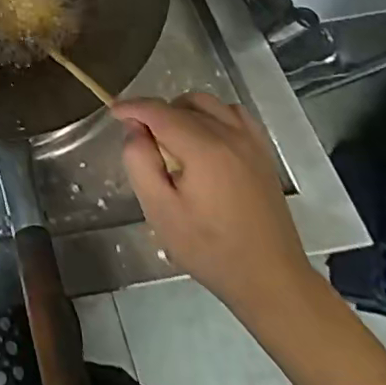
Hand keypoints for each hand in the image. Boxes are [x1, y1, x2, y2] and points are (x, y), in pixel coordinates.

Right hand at [114, 93, 311, 311]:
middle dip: (155, 115)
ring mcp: (251, 143)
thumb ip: (139, 161)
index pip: (158, 111)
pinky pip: (233, 114)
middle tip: (143, 142)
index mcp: (203, 149)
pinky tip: (205, 138)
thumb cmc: (210, 249)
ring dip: (182, 111)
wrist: (271, 280)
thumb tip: (134, 128)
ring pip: (206, 104)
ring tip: (171, 139)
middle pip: (181, 105)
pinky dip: (212, 115)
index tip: (113, 113)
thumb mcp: (160, 210)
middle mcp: (230, 136)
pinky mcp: (263, 153)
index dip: (132, 107)